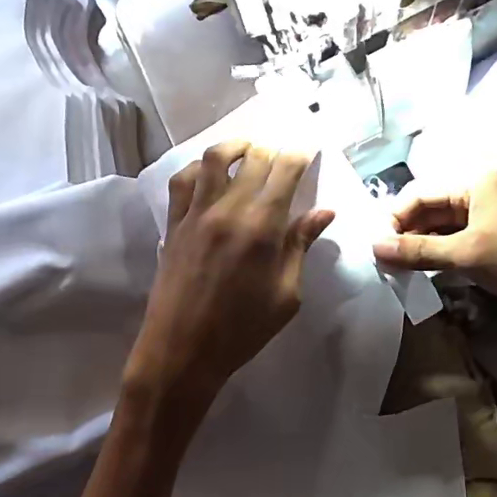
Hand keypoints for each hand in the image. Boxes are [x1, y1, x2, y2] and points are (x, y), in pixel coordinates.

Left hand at [124, 141, 333, 422]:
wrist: (182, 350)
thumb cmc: (242, 330)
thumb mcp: (286, 295)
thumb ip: (300, 247)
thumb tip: (323, 213)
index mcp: (262, 228)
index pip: (285, 172)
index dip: (299, 155)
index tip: (307, 151)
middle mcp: (229, 210)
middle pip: (254, 159)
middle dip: (273, 150)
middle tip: (283, 155)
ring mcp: (196, 214)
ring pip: (215, 159)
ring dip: (236, 146)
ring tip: (249, 150)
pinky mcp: (174, 223)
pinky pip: (183, 180)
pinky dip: (199, 167)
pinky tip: (210, 173)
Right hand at [373, 171, 496, 342]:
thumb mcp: (466, 254)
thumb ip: (417, 250)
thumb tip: (373, 248)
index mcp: (477, 182)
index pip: (421, 193)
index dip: (396, 218)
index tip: (378, 247)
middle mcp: (481, 194)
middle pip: (430, 209)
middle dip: (406, 233)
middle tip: (383, 261)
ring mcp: (488, 219)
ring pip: (440, 228)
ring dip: (419, 246)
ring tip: (396, 269)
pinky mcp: (493, 243)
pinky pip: (454, 243)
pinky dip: (436, 255)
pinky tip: (420, 272)